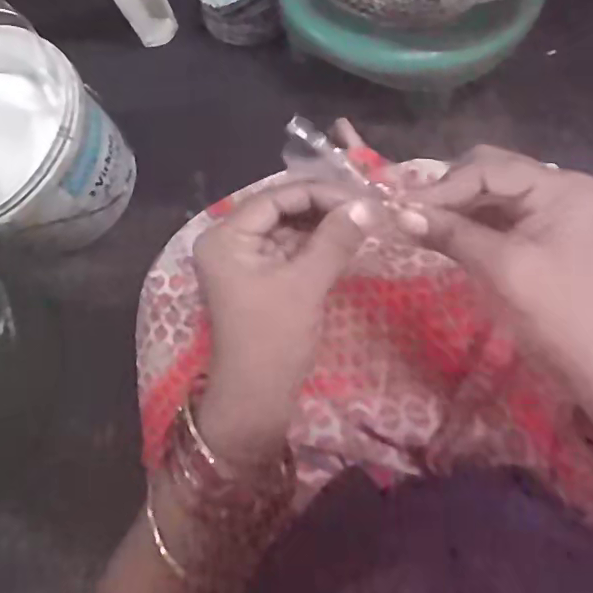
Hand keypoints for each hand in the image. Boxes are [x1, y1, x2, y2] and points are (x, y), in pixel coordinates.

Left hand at [190, 182, 373, 464]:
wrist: (255, 399)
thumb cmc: (273, 338)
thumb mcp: (305, 284)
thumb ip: (334, 240)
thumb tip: (368, 205)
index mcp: (225, 236)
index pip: (273, 198)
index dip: (317, 193)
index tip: (361, 197)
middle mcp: (226, 240)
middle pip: (278, 210)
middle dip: (321, 207)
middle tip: (366, 207)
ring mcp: (240, 259)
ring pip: (284, 228)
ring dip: (320, 224)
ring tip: (362, 220)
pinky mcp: (256, 276)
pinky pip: (285, 249)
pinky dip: (313, 244)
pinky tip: (343, 239)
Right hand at [356, 135, 592, 461]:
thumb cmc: (568, 315)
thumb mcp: (503, 268)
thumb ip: (449, 233)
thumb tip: (396, 213)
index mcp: (561, 188)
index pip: (485, 169)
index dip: (439, 187)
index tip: (398, 207)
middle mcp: (558, 191)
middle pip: (485, 173)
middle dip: (443, 190)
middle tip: (403, 209)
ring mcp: (552, 216)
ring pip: (486, 196)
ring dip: (450, 207)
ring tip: (412, 221)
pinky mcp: (543, 241)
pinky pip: (494, 219)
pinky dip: (464, 224)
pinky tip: (437, 234)